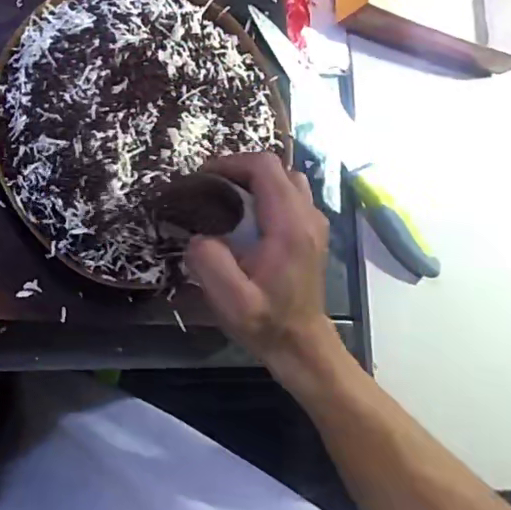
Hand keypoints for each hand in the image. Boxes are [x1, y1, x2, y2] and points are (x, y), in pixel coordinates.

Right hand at [183, 153, 335, 368]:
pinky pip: (288, 196)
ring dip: (252, 180)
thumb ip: (209, 261)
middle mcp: (307, 217)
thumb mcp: (230, 299)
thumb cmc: (265, 322)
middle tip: (207, 188)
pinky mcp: (309, 234)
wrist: (301, 346)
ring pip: (285, 180)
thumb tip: (198, 236)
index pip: (264, 167)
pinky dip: (262, 193)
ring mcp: (313, 225)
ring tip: (222, 198)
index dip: (229, 163)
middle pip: (276, 168)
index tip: (200, 179)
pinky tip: (240, 217)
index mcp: (289, 226)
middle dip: (238, 169)